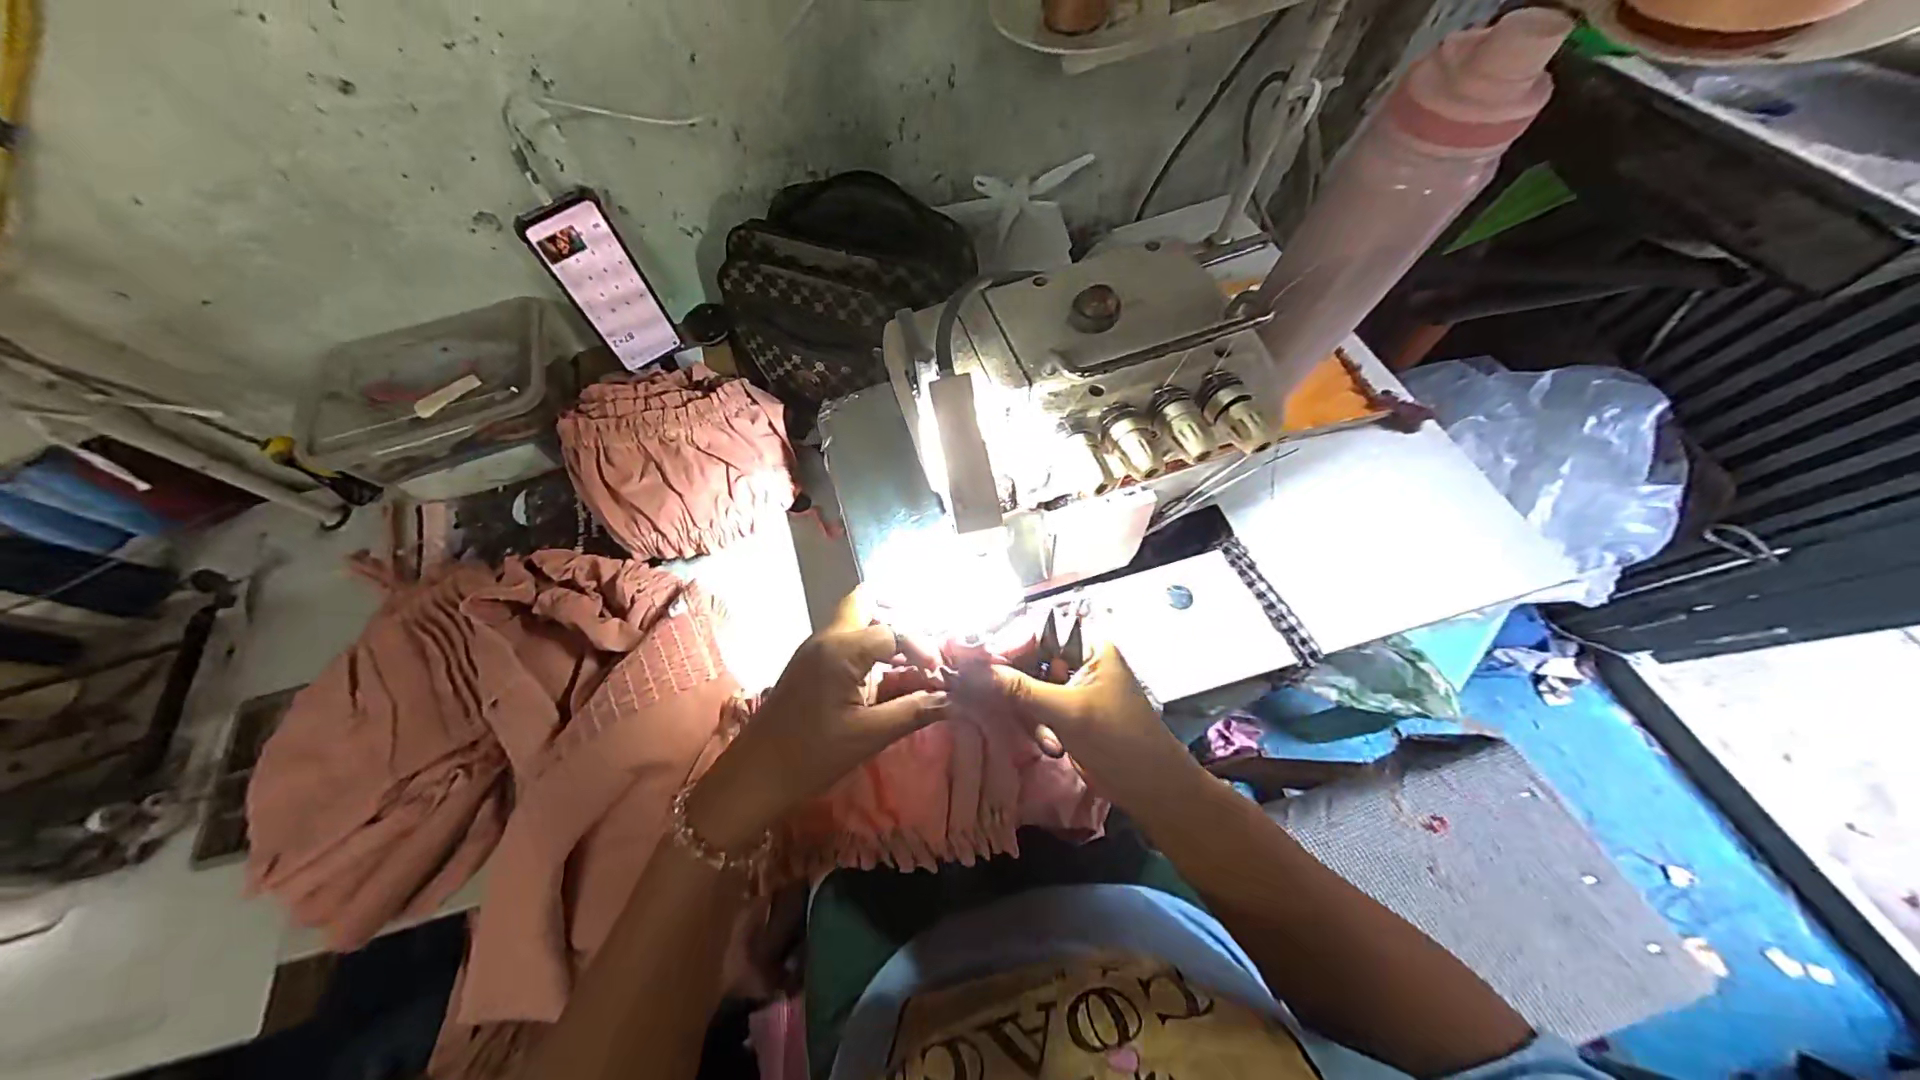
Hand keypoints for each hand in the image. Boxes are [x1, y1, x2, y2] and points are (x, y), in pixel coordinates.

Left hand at [683, 591, 944, 851]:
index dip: (921, 648)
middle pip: (866, 603)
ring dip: (884, 633)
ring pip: (855, 619)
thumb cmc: (811, 756)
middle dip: (899, 618)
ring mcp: (814, 649)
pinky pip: (844, 640)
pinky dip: (868, 648)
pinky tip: (885, 676)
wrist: (754, 777)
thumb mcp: (869, 735)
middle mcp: (826, 638)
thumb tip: (951, 700)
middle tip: (921, 649)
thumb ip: (913, 711)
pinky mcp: (809, 664)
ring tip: (909, 663)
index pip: (893, 630)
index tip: (938, 674)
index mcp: (841, 650)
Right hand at [963, 642, 1201, 811]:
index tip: (976, 665)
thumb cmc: (1120, 740)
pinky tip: (1052, 746)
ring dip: (1029, 714)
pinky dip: (1037, 727)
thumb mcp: (1068, 712)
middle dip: (1016, 687)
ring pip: (1027, 687)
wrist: (1152, 790)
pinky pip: (1035, 708)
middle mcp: (1078, 660)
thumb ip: (1020, 689)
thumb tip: (974, 670)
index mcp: (1088, 646)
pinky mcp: (1066, 712)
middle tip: (997, 704)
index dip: (1006, 645)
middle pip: (1027, 659)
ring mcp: (1071, 687)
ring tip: (1048, 739)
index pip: (1036, 631)